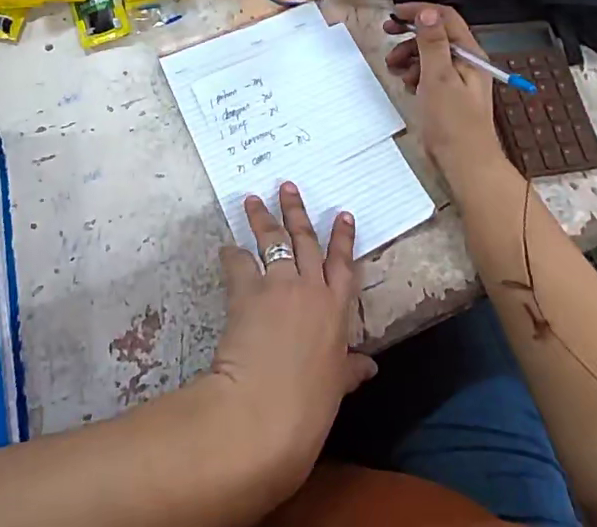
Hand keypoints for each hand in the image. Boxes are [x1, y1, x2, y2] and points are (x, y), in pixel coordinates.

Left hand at [209, 183, 376, 478]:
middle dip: (297, 211)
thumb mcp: (335, 387)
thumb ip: (350, 370)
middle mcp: (310, 289)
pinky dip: (232, 254)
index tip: (343, 214)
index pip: (343, 265)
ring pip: (273, 241)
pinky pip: (240, 263)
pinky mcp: (248, 291)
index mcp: (336, 312)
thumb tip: (370, 367)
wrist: (263, 410)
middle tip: (288, 186)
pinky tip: (226, 247)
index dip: (343, 238)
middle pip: (305, 241)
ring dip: (262, 217)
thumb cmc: (307, 407)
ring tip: (252, 199)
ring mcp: (279, 286)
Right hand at [384, 3, 505, 168]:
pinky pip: (429, 74)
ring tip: (393, 68)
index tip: (394, 15)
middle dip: (410, 34)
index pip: (445, 18)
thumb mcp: (438, 76)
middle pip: (436, 35)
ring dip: (409, 56)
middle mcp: (466, 62)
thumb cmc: (452, 121)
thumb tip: (427, 13)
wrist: (464, 162)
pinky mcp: (449, 95)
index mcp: (469, 53)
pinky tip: (406, 84)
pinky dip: (415, 73)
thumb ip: (432, 43)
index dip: (419, 11)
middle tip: (387, 34)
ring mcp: (458, 79)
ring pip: (430, 55)